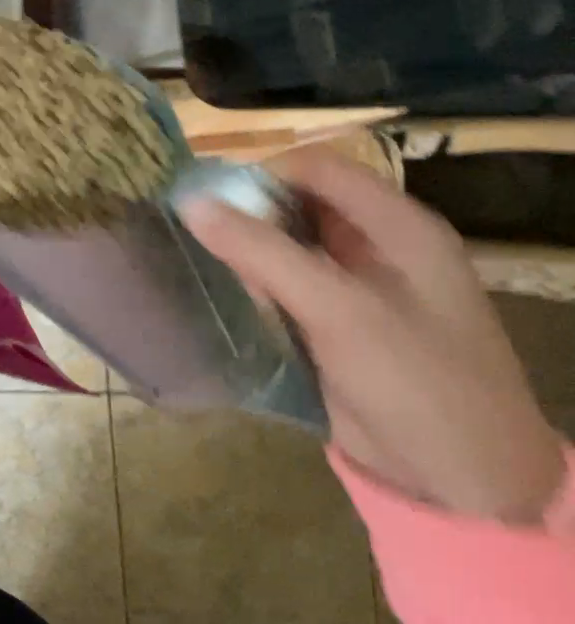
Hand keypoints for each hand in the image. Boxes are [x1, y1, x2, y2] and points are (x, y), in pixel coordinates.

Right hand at [180, 146, 566, 523]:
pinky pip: (279, 278)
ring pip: (281, 240)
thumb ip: (263, 252)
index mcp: (400, 228)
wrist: (459, 479)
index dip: (260, 174)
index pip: (316, 168)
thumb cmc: (418, 382)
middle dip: (242, 209)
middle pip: (294, 200)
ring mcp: (354, 283)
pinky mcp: (331, 317)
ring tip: (193, 254)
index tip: (203, 197)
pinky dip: (247, 276)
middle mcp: (376, 245)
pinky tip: (218, 286)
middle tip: (190, 226)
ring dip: (240, 244)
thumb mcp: (340, 311)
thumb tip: (187, 201)